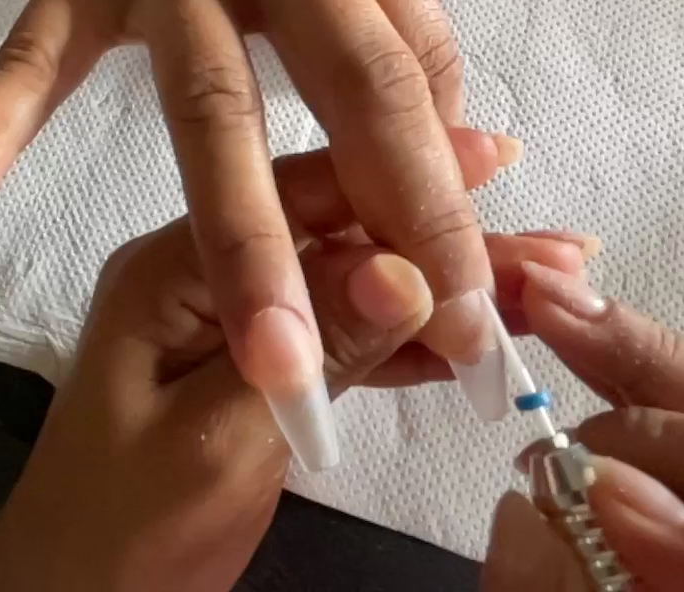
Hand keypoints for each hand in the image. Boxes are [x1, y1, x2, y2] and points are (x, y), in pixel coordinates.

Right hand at [0, 0, 494, 466]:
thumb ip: (389, 2)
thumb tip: (446, 119)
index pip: (421, 62)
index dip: (455, 176)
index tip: (473, 285)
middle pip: (351, 80)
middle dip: (401, 214)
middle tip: (436, 341)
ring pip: (212, 100)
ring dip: (243, 229)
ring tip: (271, 350)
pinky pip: (30, 59)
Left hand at [0, 129, 592, 591]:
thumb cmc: (129, 524)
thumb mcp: (222, 435)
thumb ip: (316, 348)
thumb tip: (411, 268)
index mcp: (176, 262)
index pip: (296, 194)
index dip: (392, 174)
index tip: (489, 159)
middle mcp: (207, 268)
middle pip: (337, 236)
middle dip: (442, 237)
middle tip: (554, 244)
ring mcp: (236, 316)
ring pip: (351, 289)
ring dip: (442, 293)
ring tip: (541, 289)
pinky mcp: (259, 363)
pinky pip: (341, 340)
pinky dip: (408, 345)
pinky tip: (474, 343)